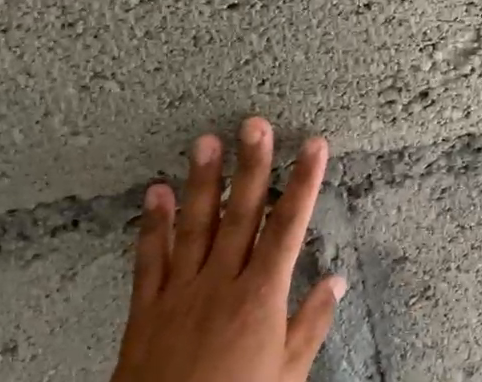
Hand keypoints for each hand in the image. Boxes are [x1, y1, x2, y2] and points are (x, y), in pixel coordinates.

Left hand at [111, 118, 344, 381]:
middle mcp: (221, 285)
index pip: (289, 225)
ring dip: (203, 182)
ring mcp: (180, 295)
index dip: (304, 181)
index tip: (314, 146)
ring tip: (207, 142)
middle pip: (242, 214)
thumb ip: (310, 324)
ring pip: (195, 227)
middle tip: (255, 125)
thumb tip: (335, 283)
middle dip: (252, 166)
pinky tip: (157, 194)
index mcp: (260, 297)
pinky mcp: (145, 313)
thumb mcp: (287, 374)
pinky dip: (153, 226)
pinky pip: (149, 261)